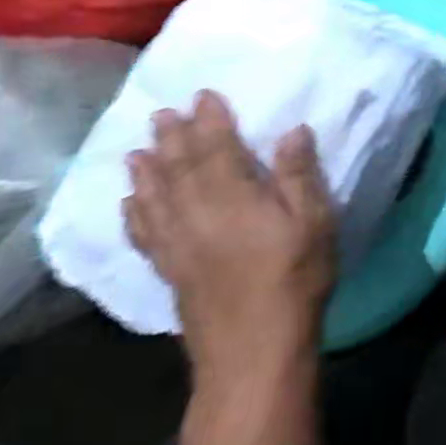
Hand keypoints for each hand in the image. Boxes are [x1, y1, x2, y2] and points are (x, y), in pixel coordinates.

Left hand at [124, 91, 336, 378]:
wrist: (254, 349)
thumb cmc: (294, 277)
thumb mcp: (314, 222)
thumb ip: (299, 175)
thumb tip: (292, 130)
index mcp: (233, 200)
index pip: (217, 150)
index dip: (210, 121)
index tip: (203, 95)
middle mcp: (197, 216)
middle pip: (179, 169)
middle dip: (172, 138)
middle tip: (162, 112)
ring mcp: (178, 245)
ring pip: (156, 198)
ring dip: (147, 170)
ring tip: (137, 149)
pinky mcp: (170, 271)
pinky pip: (145, 233)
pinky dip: (135, 212)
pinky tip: (131, 202)